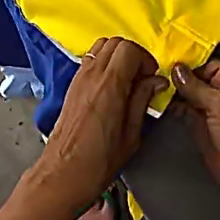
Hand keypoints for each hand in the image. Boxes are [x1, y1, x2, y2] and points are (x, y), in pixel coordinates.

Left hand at [27, 37, 162, 218]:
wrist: (62, 176)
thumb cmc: (98, 161)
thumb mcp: (132, 133)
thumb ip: (143, 100)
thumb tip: (157, 81)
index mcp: (110, 85)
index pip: (130, 49)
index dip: (146, 59)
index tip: (152, 78)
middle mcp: (92, 76)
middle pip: (116, 43)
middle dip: (134, 54)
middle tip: (142, 76)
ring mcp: (79, 79)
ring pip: (101, 47)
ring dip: (118, 56)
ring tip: (127, 78)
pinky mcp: (72, 87)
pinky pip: (91, 60)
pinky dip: (105, 63)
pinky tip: (112, 86)